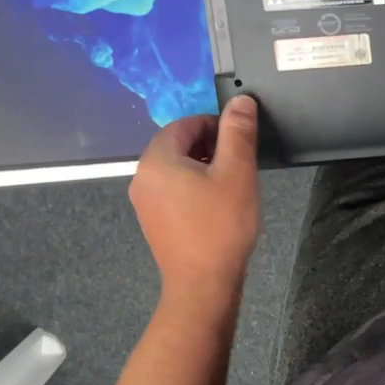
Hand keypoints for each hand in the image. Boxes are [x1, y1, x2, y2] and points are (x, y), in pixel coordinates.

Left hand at [129, 96, 260, 305]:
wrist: (203, 283)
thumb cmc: (221, 225)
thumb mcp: (237, 172)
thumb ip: (238, 132)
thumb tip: (241, 101)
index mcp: (157, 161)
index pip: (184, 124)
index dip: (214, 125)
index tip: (240, 140)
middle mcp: (142, 178)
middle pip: (177, 145)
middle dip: (209, 146)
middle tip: (239, 161)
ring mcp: (145, 202)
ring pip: (176, 169)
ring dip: (203, 166)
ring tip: (232, 182)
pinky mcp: (154, 221)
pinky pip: (173, 190)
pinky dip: (194, 187)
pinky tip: (218, 203)